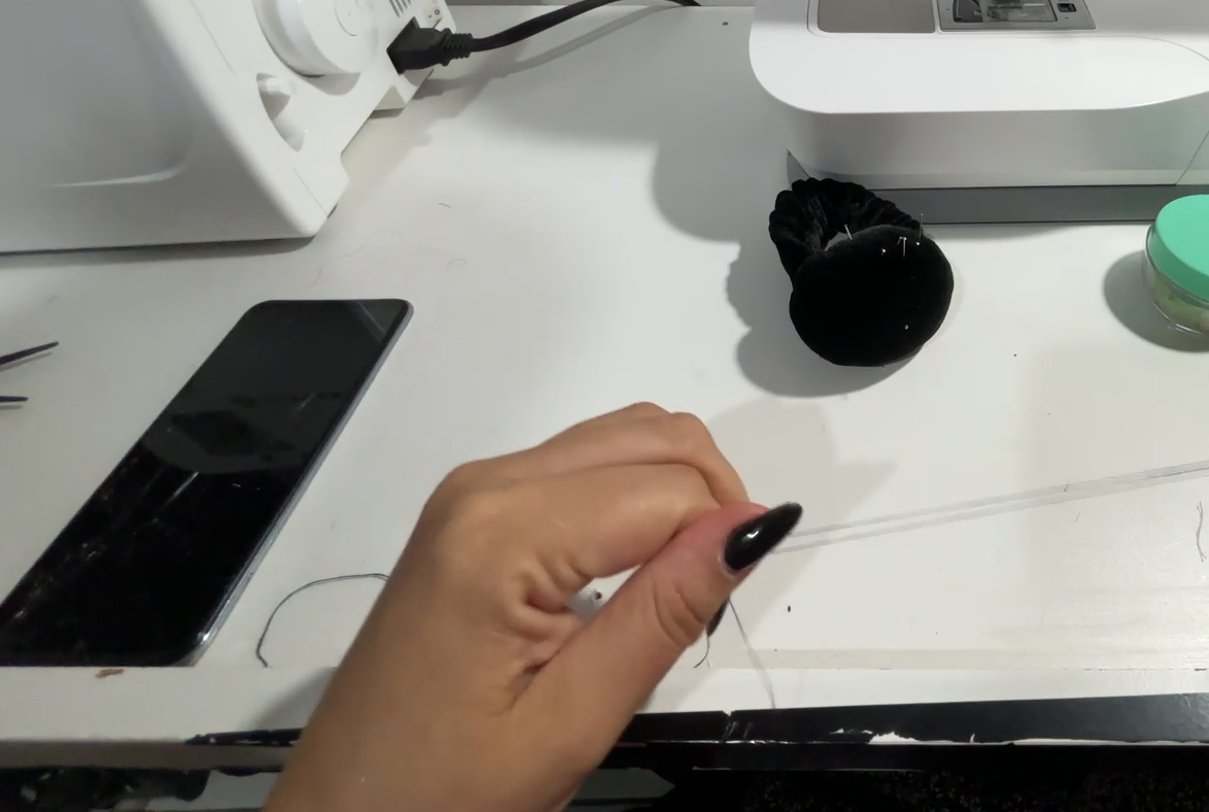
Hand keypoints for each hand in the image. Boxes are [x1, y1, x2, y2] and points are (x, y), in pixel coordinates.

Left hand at [265, 404, 801, 811]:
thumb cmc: (449, 797)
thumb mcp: (575, 719)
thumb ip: (669, 609)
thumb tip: (758, 522)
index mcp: (504, 532)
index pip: (666, 488)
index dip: (721, 533)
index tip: (726, 602)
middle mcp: (492, 480)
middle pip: (657, 436)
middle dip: (712, 496)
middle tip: (708, 588)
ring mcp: (483, 483)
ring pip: (633, 433)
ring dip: (683, 485)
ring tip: (677, 573)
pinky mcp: (484, 498)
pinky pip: (597, 454)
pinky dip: (645, 484)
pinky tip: (639, 551)